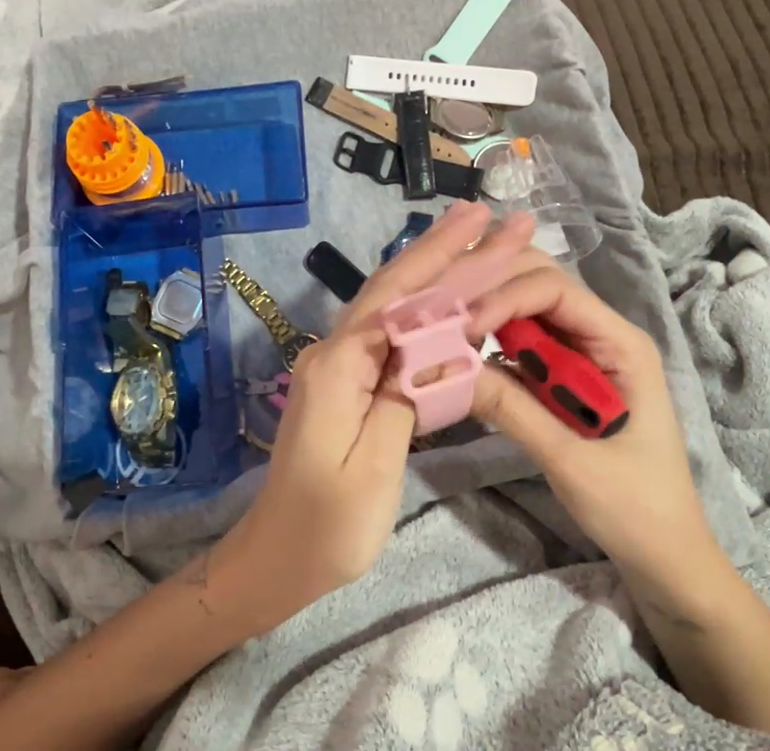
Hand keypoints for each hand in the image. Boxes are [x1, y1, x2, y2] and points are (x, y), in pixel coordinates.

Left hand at [218, 202, 538, 629]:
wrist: (277, 556)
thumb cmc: (326, 524)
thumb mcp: (372, 466)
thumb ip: (403, 397)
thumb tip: (433, 347)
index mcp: (338, 364)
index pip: (401, 297)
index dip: (448, 259)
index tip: (490, 225)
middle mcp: (332, 352)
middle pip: (394, 289)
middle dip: (443, 249)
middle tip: (491, 213)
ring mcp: (336, 367)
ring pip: (390, 306)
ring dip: (433, 270)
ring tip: (475, 236)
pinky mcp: (345, 385)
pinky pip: (388, 335)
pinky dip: (422, 309)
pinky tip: (443, 297)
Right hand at [467, 251, 725, 590]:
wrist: (666, 556)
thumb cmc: (634, 508)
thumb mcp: (570, 460)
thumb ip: (512, 409)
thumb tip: (446, 366)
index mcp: (620, 345)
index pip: (555, 290)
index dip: (504, 297)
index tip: (460, 327)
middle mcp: (600, 336)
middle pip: (539, 283)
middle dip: (489, 288)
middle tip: (438, 311)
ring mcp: (581, 356)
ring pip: (525, 308)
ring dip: (484, 310)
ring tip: (438, 324)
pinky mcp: (562, 379)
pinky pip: (520, 343)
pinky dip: (487, 341)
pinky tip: (455, 348)